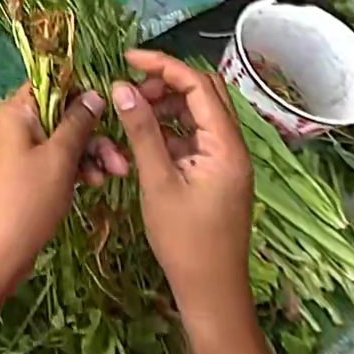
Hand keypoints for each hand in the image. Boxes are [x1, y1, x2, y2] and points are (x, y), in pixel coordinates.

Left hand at [0, 84, 111, 292]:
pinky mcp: (25, 175)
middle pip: (62, 114)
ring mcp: (20, 151)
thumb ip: (78, 122)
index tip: (110, 106)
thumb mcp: (60, 158)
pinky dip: (76, 168)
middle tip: (120, 155)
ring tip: (116, 175)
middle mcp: (17, 125)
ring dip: (90, 153)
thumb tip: (94, 94)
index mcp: (18, 111)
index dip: (82, 91)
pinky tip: (95, 183)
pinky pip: (56, 160)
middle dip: (94, 133)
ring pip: (63, 139)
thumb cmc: (26, 200)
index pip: (52, 82)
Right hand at [112, 50, 253, 322]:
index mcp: (226, 144)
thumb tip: (121, 87)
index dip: (163, 65)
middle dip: (166, 83)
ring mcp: (226, 159)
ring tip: (133, 113)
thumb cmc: (185, 242)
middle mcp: (232, 145)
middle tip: (131, 90)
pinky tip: (145, 140)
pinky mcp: (217, 172)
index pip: (198, 84)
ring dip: (167, 105)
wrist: (212, 295)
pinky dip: (171, 129)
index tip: (128, 59)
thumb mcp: (157, 182)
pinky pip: (195, 135)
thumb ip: (141, 131)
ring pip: (199, 113)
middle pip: (204, 92)